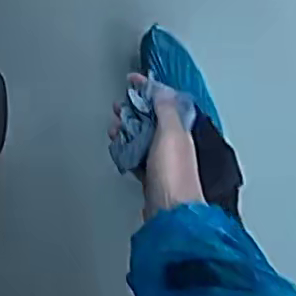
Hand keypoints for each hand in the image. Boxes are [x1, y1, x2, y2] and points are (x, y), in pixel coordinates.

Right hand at [111, 74, 204, 218]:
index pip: (164, 101)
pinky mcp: (150, 175)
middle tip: (119, 106)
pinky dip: (124, 146)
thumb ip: (166, 109)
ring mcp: (161, 160)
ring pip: (140, 134)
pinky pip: (134, 152)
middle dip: (132, 107)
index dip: (147, 87)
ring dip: (126, 126)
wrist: (171, 216)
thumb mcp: (171, 134)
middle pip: (149, 116)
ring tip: (115, 128)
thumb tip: (161, 89)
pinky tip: (117, 147)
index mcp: (180, 131)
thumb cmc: (173, 175)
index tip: (132, 79)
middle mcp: (173, 144)